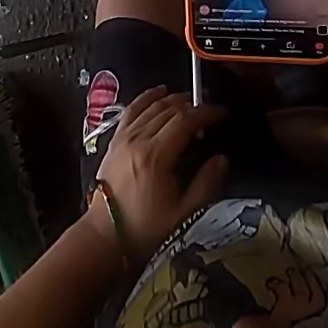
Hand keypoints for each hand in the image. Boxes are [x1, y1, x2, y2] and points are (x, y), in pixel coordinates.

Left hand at [86, 87, 229, 266]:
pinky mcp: (115, 138)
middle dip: (193, 105)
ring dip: (173, 99)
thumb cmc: (145, 228)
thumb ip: (205, 184)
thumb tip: (222, 159)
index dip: (205, 113)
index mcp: (155, 156)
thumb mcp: (183, 214)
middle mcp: (138, 139)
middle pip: (168, 110)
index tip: (221, 113)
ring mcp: (124, 136)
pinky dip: (147, 97)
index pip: (185, 121)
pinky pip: (132, 109)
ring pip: (151, 106)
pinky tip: (159, 92)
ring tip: (191, 101)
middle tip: (210, 110)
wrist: (106, 235)